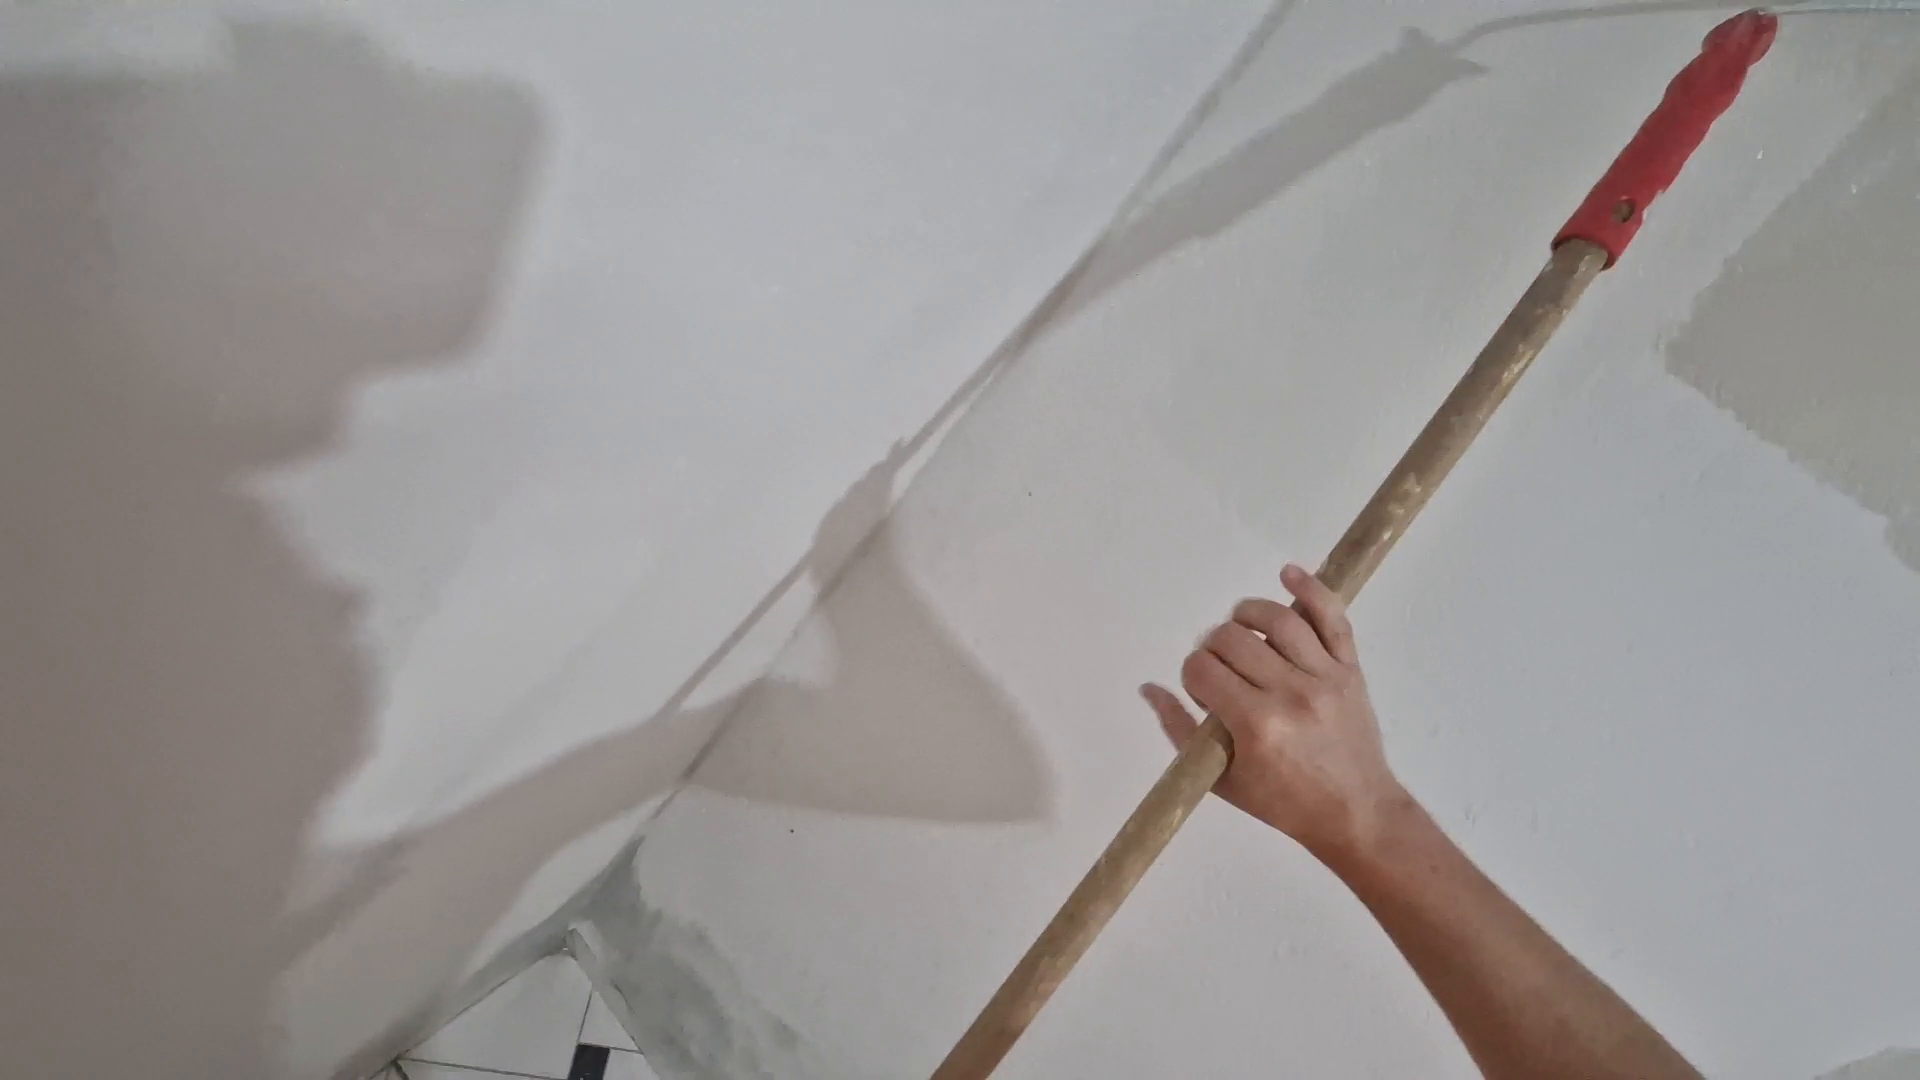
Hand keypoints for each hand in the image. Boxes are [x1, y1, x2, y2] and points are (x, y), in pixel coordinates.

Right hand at [1142, 563, 1407, 858]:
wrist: (1357, 815)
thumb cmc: (1282, 802)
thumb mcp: (1220, 778)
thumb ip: (1179, 730)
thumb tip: (1149, 688)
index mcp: (1254, 723)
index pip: (1201, 668)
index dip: (1191, 676)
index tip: (1203, 695)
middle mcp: (1289, 693)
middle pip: (1231, 638)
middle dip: (1212, 650)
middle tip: (1223, 674)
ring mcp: (1324, 677)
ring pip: (1276, 618)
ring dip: (1246, 615)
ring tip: (1240, 629)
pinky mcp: (1350, 669)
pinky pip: (1332, 618)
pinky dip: (1311, 589)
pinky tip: (1288, 573)